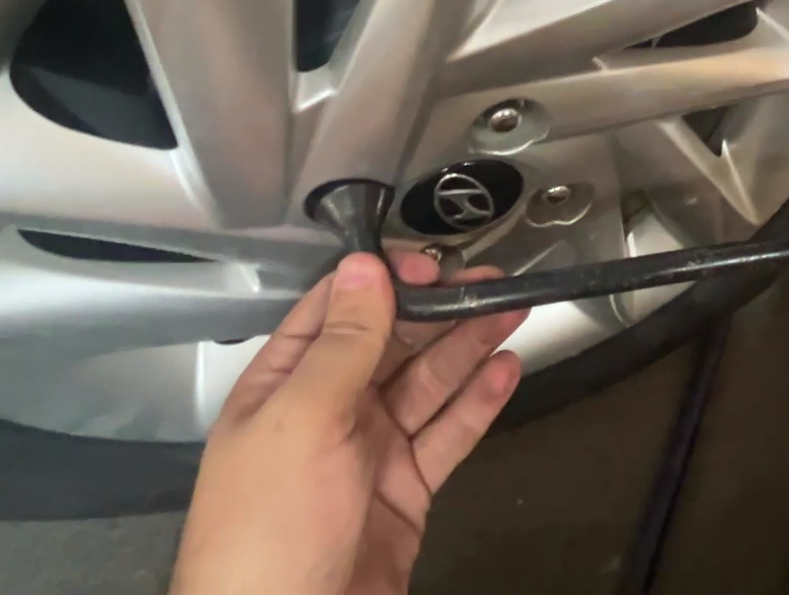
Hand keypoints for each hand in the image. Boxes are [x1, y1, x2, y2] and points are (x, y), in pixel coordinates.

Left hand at [169, 252, 526, 594]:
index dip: (384, 281)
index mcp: (287, 386)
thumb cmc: (274, 526)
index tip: (430, 265)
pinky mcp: (410, 487)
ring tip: (513, 310)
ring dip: (471, 346)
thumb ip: (344, 343)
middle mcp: (331, 409)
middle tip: (491, 281)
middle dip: (441, 310)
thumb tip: (364, 263)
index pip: (337, 312)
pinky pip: (448, 433)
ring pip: (430, 382)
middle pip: (394, 343)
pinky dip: (479, 402)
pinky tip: (507, 371)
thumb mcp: (302, 422)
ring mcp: (374, 449)